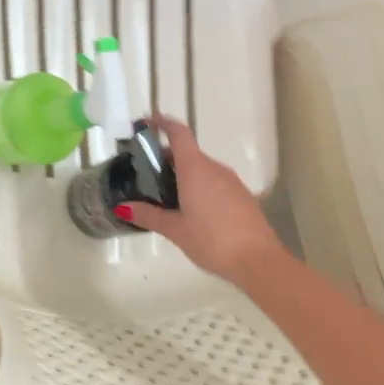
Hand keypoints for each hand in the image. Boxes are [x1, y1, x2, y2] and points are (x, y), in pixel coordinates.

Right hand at [119, 118, 287, 281]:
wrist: (260, 262)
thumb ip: (149, 215)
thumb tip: (123, 207)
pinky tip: (193, 211)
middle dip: (166, 158)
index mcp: (195, 169)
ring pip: (202, 169)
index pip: (178, 133)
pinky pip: (215, 182)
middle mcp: (214, 168)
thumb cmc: (213, 240)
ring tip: (167, 196)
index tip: (147, 122)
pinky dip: (200, 187)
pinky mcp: (243, 197)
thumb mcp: (176, 230)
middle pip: (188, 152)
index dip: (162, 123)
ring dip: (184, 174)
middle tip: (147, 174)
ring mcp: (232, 182)